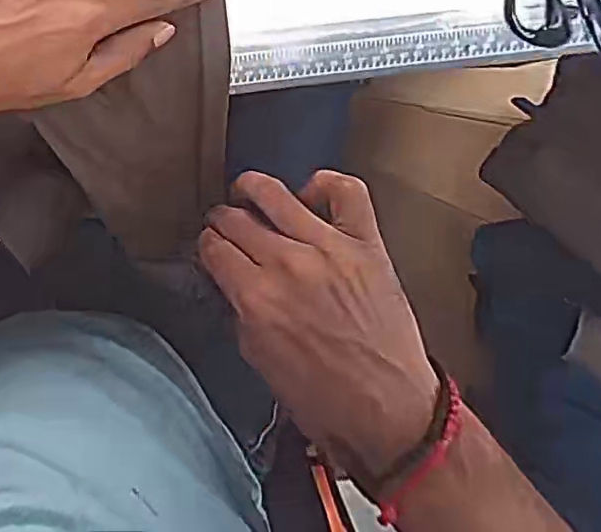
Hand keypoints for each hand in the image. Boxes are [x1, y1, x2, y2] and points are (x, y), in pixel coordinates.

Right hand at [200, 170, 439, 483]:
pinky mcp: (365, 243)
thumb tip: (229, 278)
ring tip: (248, 193)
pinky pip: (344, 191)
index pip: (213, 246)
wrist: (393, 415)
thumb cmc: (328, 399)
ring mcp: (328, 248)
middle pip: (234, 217)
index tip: (212, 249)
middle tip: (226, 227)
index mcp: (257, 298)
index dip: (207, 246)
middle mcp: (287, 265)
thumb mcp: (260, 360)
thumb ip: (239, 310)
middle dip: (222, 221)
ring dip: (249, 189)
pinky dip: (323, 184)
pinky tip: (310, 194)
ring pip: (272, 192)